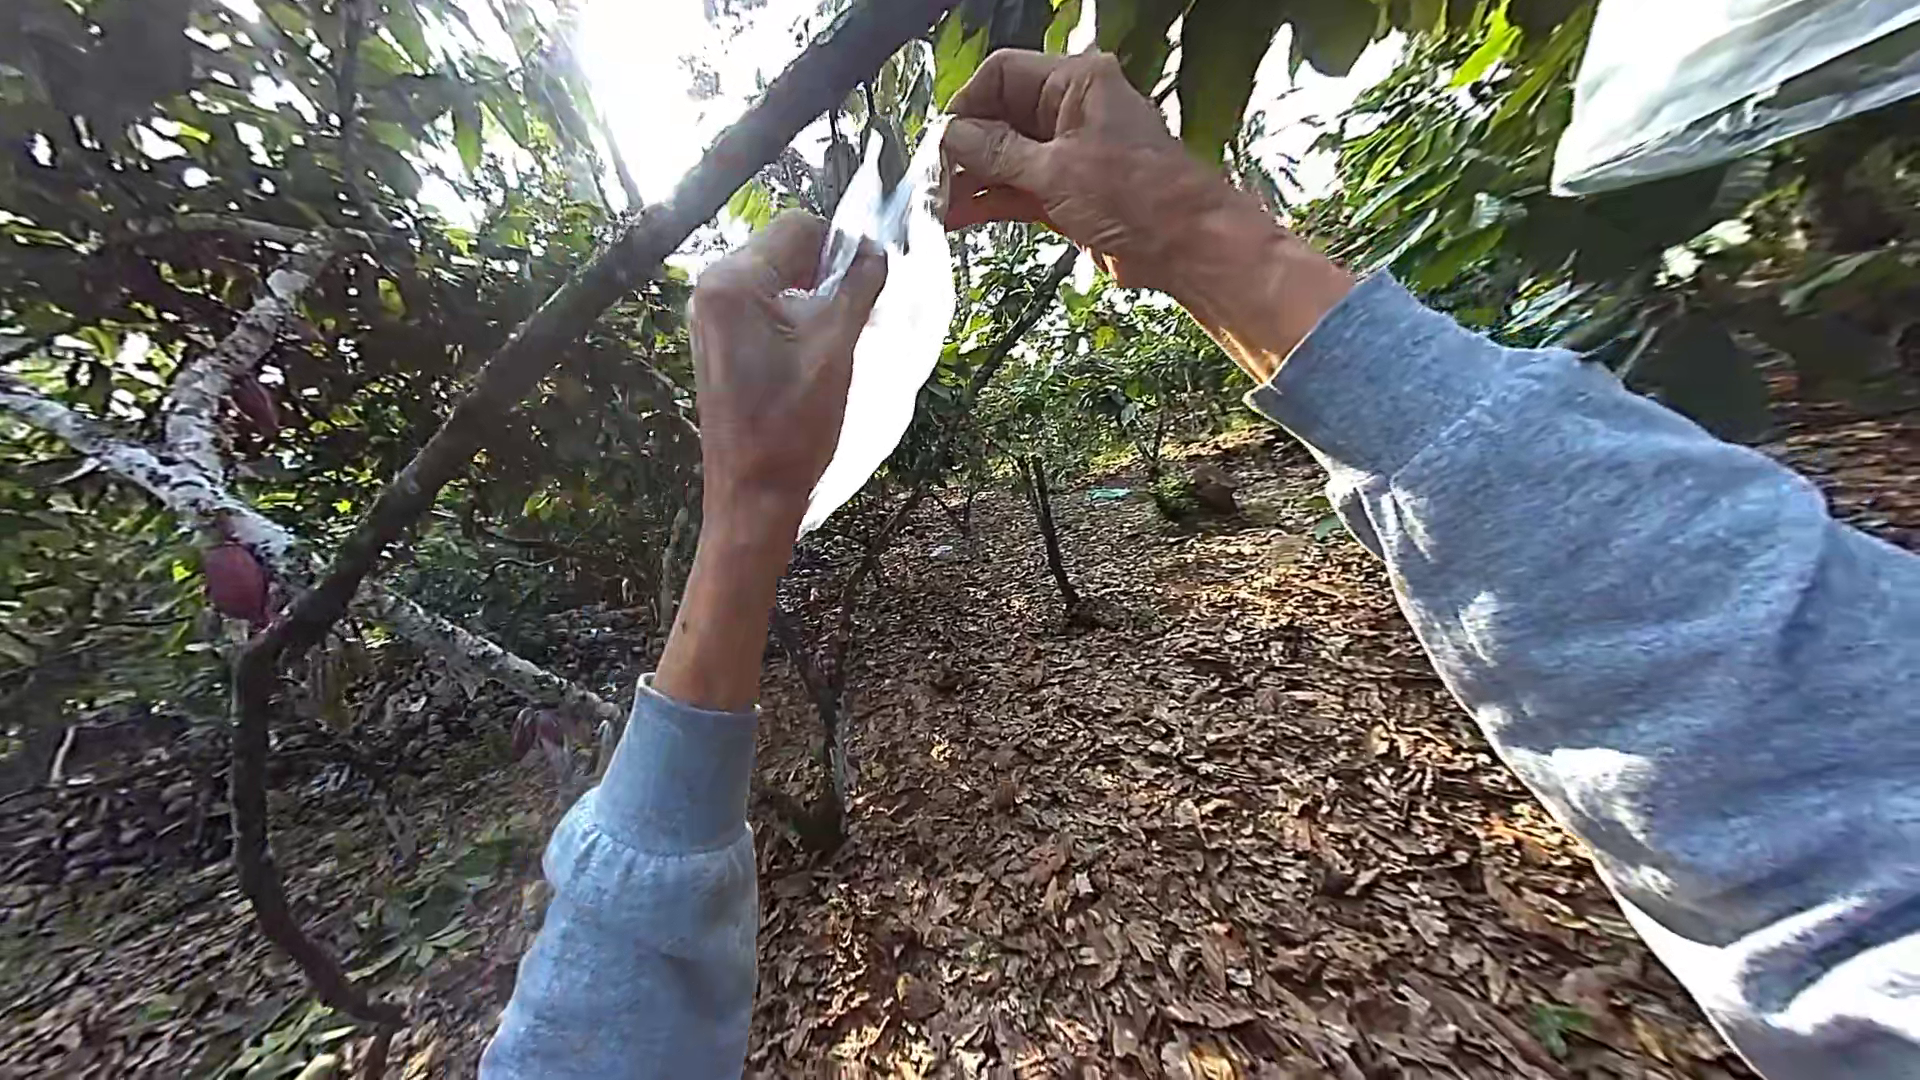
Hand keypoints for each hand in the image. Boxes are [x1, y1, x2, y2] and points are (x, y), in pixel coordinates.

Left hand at [689, 210, 886, 527]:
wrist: (755, 497)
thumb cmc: (791, 430)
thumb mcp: (834, 351)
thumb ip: (856, 289)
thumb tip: (876, 252)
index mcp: (731, 284)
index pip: (797, 228)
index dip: (842, 248)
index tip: (872, 283)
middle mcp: (711, 293)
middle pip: (785, 254)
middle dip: (828, 277)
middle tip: (859, 318)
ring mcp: (712, 323)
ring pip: (778, 286)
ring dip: (816, 304)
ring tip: (838, 345)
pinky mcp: (721, 349)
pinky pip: (766, 315)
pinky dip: (797, 325)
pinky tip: (816, 360)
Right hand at [941, 49, 1352, 378]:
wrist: (1178, 245)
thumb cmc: (1133, 196)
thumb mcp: (1056, 170)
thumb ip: (999, 153)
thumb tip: (953, 137)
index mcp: (1073, 84)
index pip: (1003, 76)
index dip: (966, 106)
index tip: (940, 142)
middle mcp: (1068, 114)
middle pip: (1000, 120)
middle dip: (966, 151)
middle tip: (934, 182)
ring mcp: (1067, 157)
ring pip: (1007, 161)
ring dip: (974, 183)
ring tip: (940, 207)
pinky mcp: (1066, 195)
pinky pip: (1020, 192)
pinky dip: (993, 203)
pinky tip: (963, 217)